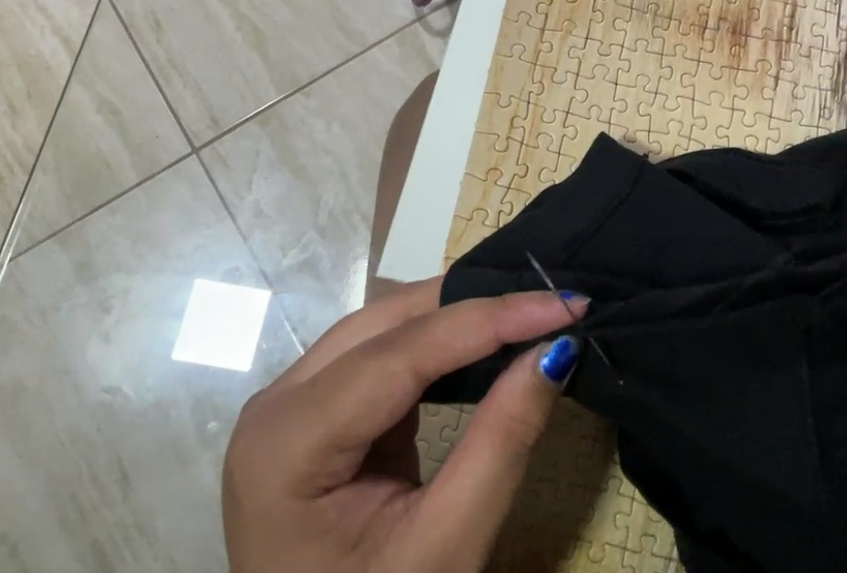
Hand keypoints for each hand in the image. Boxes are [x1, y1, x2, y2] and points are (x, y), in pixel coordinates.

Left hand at [222, 279, 582, 572]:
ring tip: (530, 311)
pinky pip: (381, 352)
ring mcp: (290, 402)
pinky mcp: (315, 408)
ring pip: (383, 326)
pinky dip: (439, 341)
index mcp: (288, 445)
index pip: (402, 353)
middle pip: (386, 324)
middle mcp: (277, 403)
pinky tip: (484, 339)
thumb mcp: (447, 545)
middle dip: (475, 304)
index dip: (490, 319)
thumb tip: (556, 348)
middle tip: (556, 301)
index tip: (569, 304)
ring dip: (459, 313)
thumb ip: (501, 441)